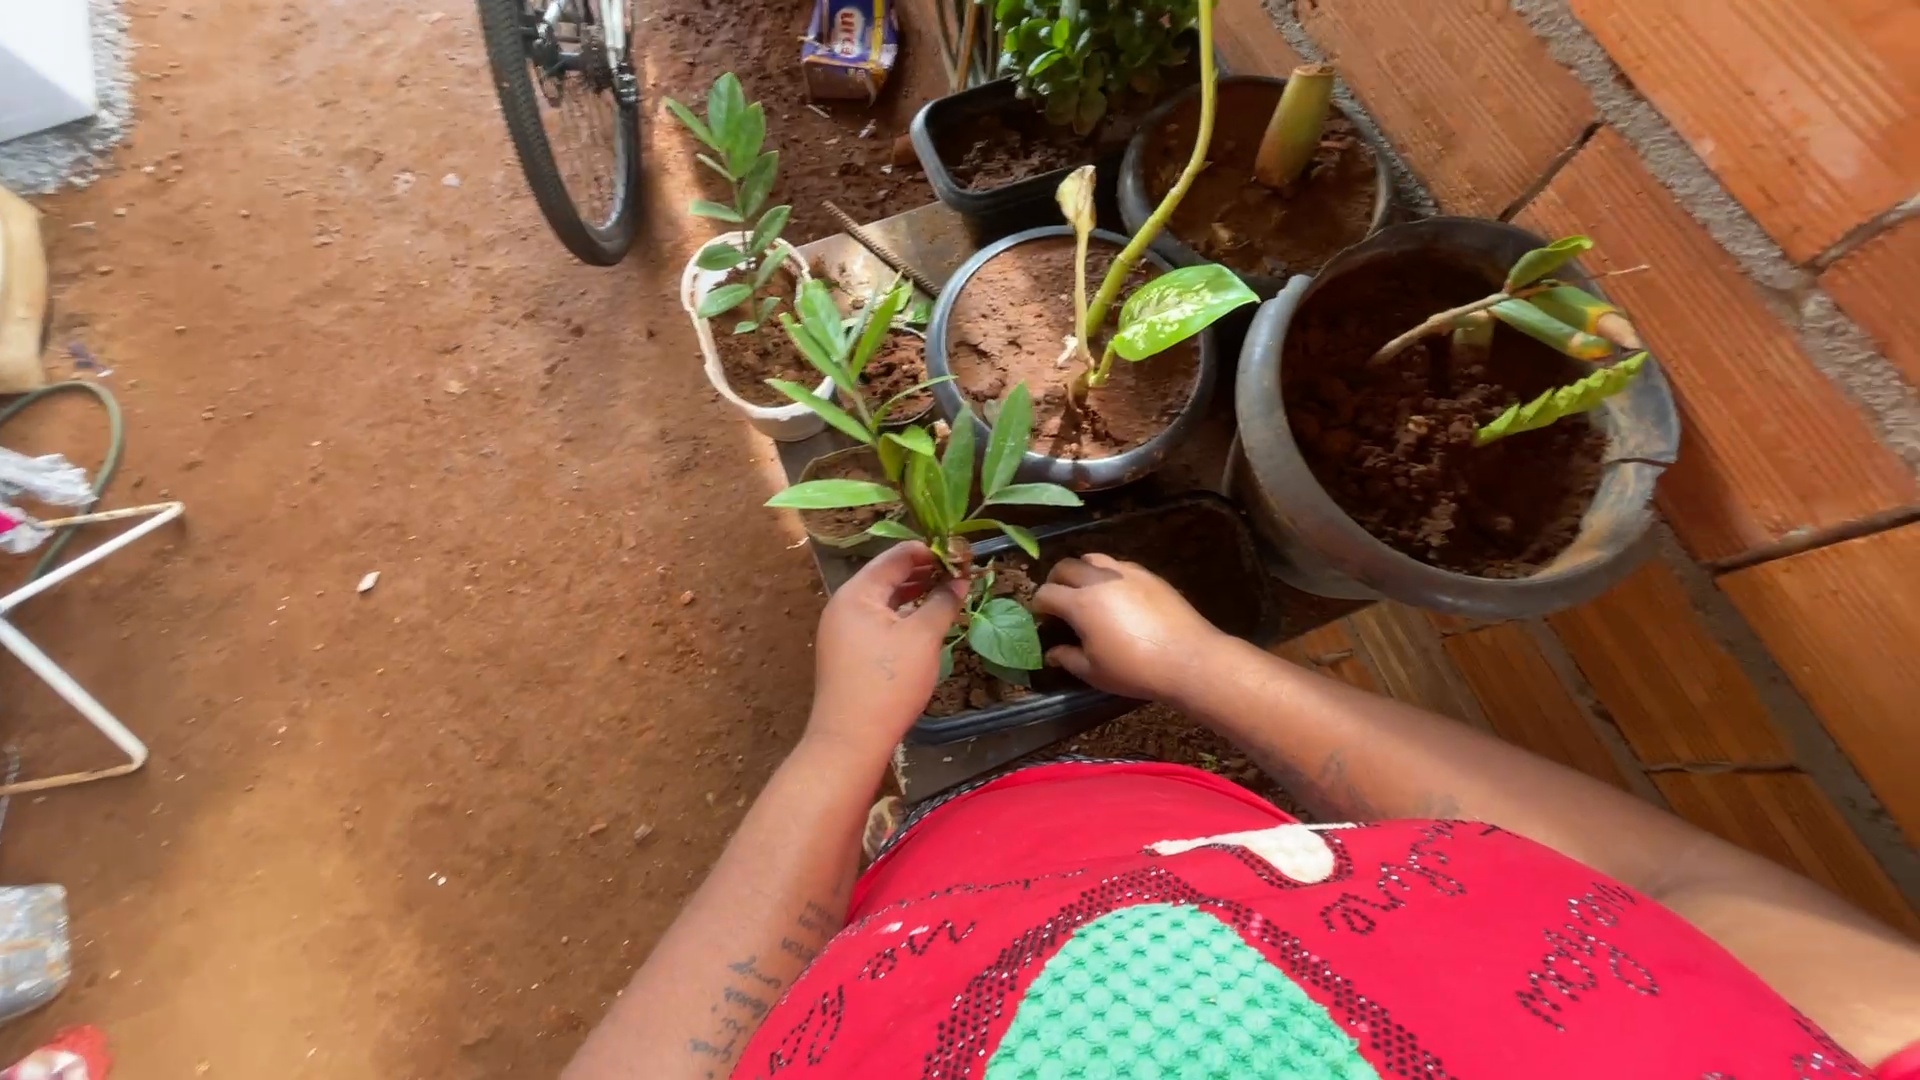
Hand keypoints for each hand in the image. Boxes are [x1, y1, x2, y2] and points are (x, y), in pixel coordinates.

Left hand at [805, 542, 965, 759]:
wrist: (850, 739)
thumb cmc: (888, 683)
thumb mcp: (923, 638)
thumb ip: (943, 602)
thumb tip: (960, 579)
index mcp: (857, 593)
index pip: (896, 556)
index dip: (930, 551)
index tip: (960, 553)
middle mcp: (844, 604)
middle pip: (887, 575)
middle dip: (924, 571)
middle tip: (959, 571)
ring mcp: (842, 629)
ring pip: (883, 599)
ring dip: (914, 593)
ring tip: (947, 590)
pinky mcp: (847, 650)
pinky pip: (877, 619)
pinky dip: (902, 614)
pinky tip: (924, 618)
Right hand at [1034, 553, 1227, 702]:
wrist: (1188, 659)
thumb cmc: (1135, 670)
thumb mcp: (1094, 672)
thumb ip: (1067, 658)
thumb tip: (1052, 653)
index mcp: (1081, 603)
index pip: (1047, 593)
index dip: (1038, 604)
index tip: (1041, 617)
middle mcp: (1099, 580)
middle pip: (1065, 567)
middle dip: (1055, 580)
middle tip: (1058, 599)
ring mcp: (1126, 573)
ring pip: (1092, 558)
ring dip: (1081, 570)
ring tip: (1085, 589)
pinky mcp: (1148, 575)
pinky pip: (1118, 565)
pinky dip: (1107, 573)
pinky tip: (1115, 592)